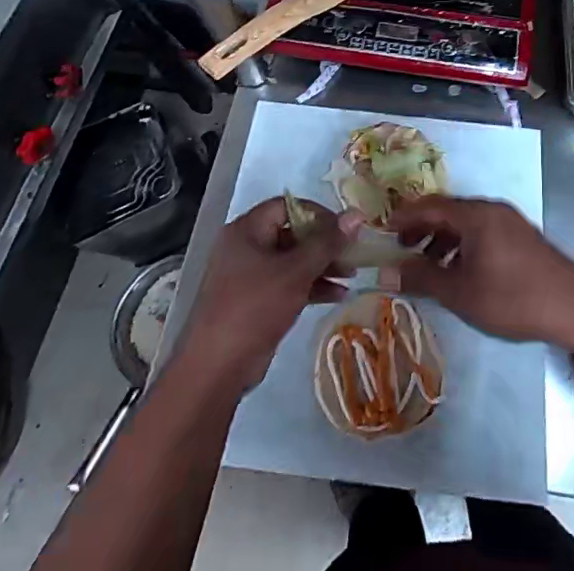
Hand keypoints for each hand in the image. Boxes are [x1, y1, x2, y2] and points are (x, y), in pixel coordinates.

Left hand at [168, 196, 360, 392]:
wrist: (217, 366)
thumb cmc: (255, 307)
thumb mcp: (295, 271)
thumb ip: (327, 242)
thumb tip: (356, 215)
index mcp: (246, 230)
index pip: (287, 206)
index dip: (318, 214)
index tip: (345, 229)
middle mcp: (246, 247)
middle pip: (291, 233)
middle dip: (324, 244)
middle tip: (354, 253)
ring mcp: (249, 275)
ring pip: (292, 260)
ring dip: (322, 266)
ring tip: (352, 275)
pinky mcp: (256, 300)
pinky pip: (288, 283)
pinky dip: (311, 286)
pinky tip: (338, 295)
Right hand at [390, 196, 573, 345]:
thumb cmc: (512, 298)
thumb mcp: (459, 292)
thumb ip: (420, 279)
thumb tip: (384, 272)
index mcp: (476, 214)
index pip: (430, 206)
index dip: (404, 218)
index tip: (383, 232)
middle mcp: (493, 210)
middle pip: (448, 211)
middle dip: (422, 229)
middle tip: (402, 249)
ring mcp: (511, 222)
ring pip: (466, 223)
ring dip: (442, 240)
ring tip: (428, 265)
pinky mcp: (523, 238)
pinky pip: (483, 232)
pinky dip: (463, 245)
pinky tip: (460, 272)